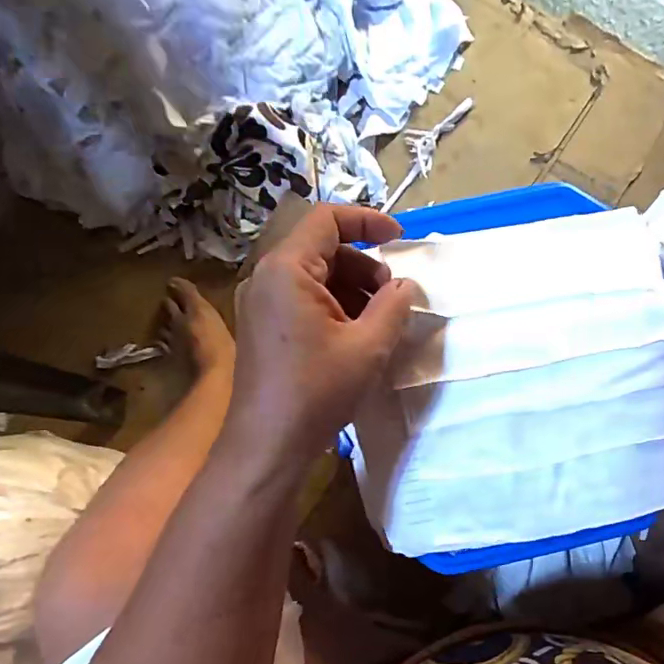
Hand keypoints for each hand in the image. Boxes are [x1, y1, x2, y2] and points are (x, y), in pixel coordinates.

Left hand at [226, 203, 418, 458]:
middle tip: (392, 298)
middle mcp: (266, 277)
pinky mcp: (261, 327)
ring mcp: (259, 303)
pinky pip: (301, 299)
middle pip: (322, 249)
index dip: (367, 220)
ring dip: (351, 289)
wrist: (267, 444)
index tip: (398, 238)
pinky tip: (354, 337)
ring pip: (314, 276)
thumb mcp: (368, 346)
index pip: (326, 219)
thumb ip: (394, 305)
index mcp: (286, 269)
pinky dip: (332, 307)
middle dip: (363, 266)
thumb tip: (404, 285)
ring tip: (378, 322)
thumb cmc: (317, 391)